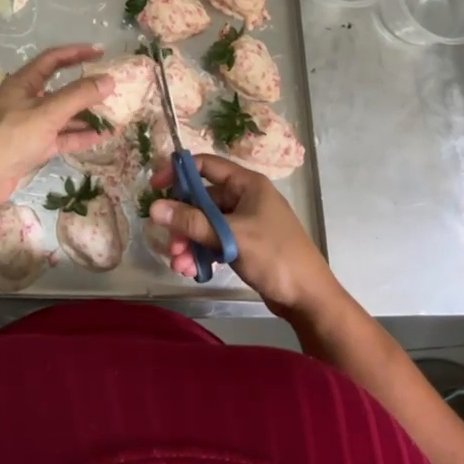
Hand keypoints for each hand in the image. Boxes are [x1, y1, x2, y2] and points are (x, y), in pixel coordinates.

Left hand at [0, 44, 112, 203]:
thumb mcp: (46, 113)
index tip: (101, 52)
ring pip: (63, 115)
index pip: (53, 59)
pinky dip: (80, 136)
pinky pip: (61, 137)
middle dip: (86, 89)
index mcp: (23, 83)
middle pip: (61, 89)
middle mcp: (26, 100)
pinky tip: (102, 137)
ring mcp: (29, 125)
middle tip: (113, 89)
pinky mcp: (32, 148)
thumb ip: (78, 96)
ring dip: (87, 115)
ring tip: (115, 115)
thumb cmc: (9, 136)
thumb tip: (109, 80)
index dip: (76, 53)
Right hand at [147, 154, 342, 319]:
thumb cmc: (275, 257)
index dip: (178, 172)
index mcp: (247, 184)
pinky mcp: (245, 244)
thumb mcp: (230, 237)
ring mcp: (245, 222)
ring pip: (206, 224)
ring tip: (179, 264)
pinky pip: (214, 241)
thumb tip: (154, 207)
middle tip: (169, 243)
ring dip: (189, 242)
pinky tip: (191, 270)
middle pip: (202, 200)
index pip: (205, 165)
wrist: (309, 298)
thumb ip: (192, 222)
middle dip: (182, 221)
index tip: (155, 188)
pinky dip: (201, 252)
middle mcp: (245, 198)